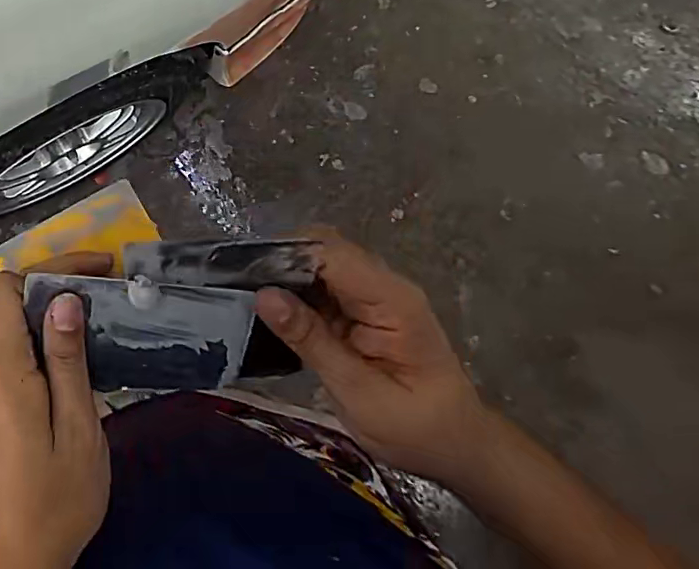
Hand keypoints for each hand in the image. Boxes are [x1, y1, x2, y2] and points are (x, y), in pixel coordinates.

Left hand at [0, 254, 110, 568]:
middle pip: (15, 297)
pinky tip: (79, 345)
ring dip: (56, 308)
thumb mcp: (76, 425)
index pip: (14, 285)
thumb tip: (64, 298)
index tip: (97, 268)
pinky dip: (46, 333)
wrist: (17, 552)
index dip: (53, 265)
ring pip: (17, 319)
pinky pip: (16, 343)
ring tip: (102, 312)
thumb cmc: (54, 494)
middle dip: (61, 282)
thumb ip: (67, 358)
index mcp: (3, 363)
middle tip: (108, 287)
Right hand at [256, 226, 497, 487]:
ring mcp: (372, 292)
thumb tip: (263, 295)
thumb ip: (311, 341)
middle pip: (323, 248)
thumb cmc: (416, 430)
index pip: (331, 253)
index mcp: (391, 299)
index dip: (286, 256)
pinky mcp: (361, 305)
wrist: (459, 449)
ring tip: (247, 295)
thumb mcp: (358, 393)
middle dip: (279, 262)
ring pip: (318, 261)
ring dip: (284, 275)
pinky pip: (321, 282)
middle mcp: (382, 284)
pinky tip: (272, 309)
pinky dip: (294, 291)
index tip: (245, 275)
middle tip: (239, 286)